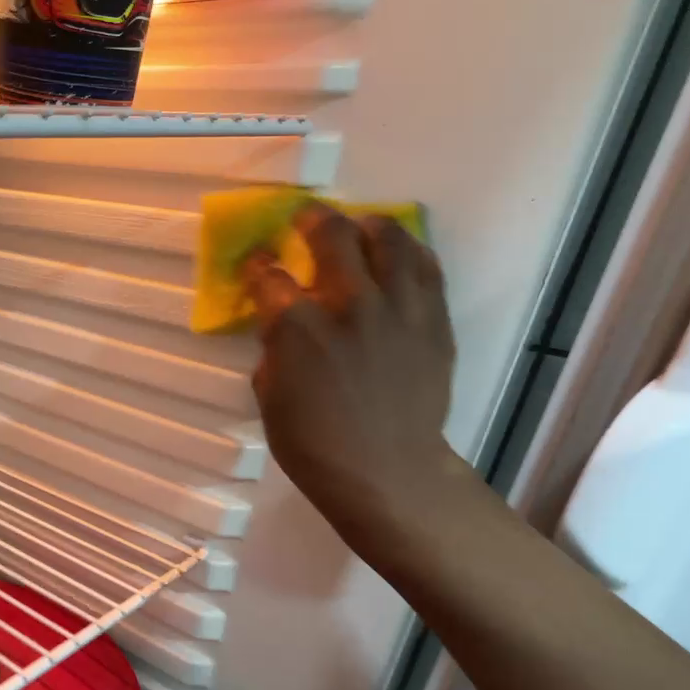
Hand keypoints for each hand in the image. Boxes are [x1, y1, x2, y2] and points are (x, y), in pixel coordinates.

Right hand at [247, 202, 458, 531]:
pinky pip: (425, 266)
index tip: (256, 262)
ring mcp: (398, 307)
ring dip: (366, 225)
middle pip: (331, 236)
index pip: (269, 276)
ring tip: (357, 228)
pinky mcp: (433, 318)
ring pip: (388, 237)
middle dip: (311, 220)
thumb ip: (274, 351)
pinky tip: (397, 254)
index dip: (258, 264)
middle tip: (304, 220)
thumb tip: (280, 324)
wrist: (385, 469)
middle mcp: (349, 304)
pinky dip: (407, 251)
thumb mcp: (270, 398)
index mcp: (298, 328)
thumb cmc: (314, 444)